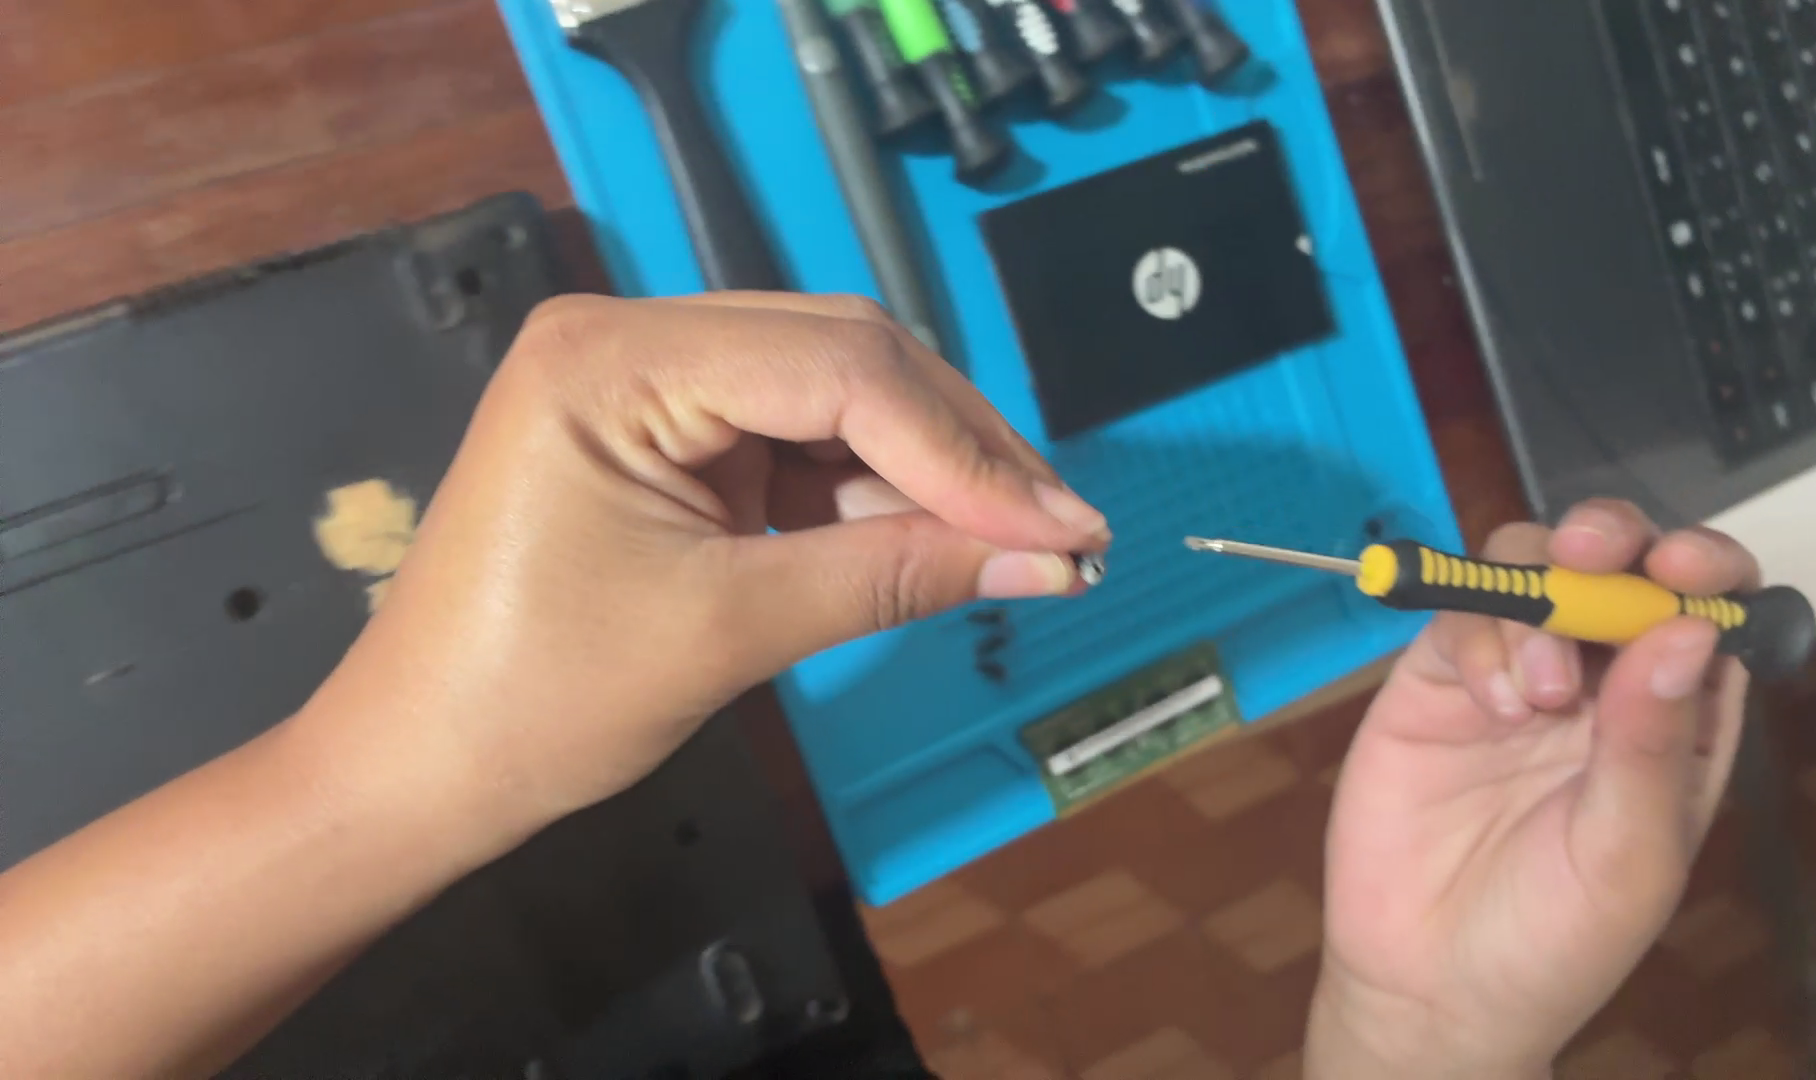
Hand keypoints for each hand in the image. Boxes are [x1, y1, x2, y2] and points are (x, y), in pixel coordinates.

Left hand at [304, 292, 1108, 842]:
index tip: (1064, 526)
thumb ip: (897, 577)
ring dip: (933, 476)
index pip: (842, 373)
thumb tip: (1048, 560)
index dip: (966, 456)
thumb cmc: (543, 704)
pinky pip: (814, 446)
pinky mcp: (688, 434)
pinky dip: (882, 495)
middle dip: (964, 454)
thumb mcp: (735, 630)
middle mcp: (647, 338)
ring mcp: (668, 382)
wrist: (426, 767)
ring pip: (847, 403)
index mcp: (622, 358)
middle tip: (1059, 526)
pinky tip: (935, 538)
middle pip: (854, 366)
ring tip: (1016, 540)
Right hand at [1306, 500, 1756, 1077]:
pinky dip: (1471, 642)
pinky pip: (1450, 624)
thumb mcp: (1629, 854)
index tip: (1679, 565)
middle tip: (1586, 553)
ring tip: (1529, 699)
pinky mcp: (1429, 684)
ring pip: (1517, 579)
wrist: (1423, 972)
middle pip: (1601, 572)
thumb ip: (1653, 745)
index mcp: (1666, 726)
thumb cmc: (1551, 937)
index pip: (1698, 618)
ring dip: (1528, 607)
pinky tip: (1484, 706)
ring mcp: (1499, 677)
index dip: (1697, 572)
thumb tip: (1685, 632)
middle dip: (1601, 543)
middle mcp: (1585, 687)